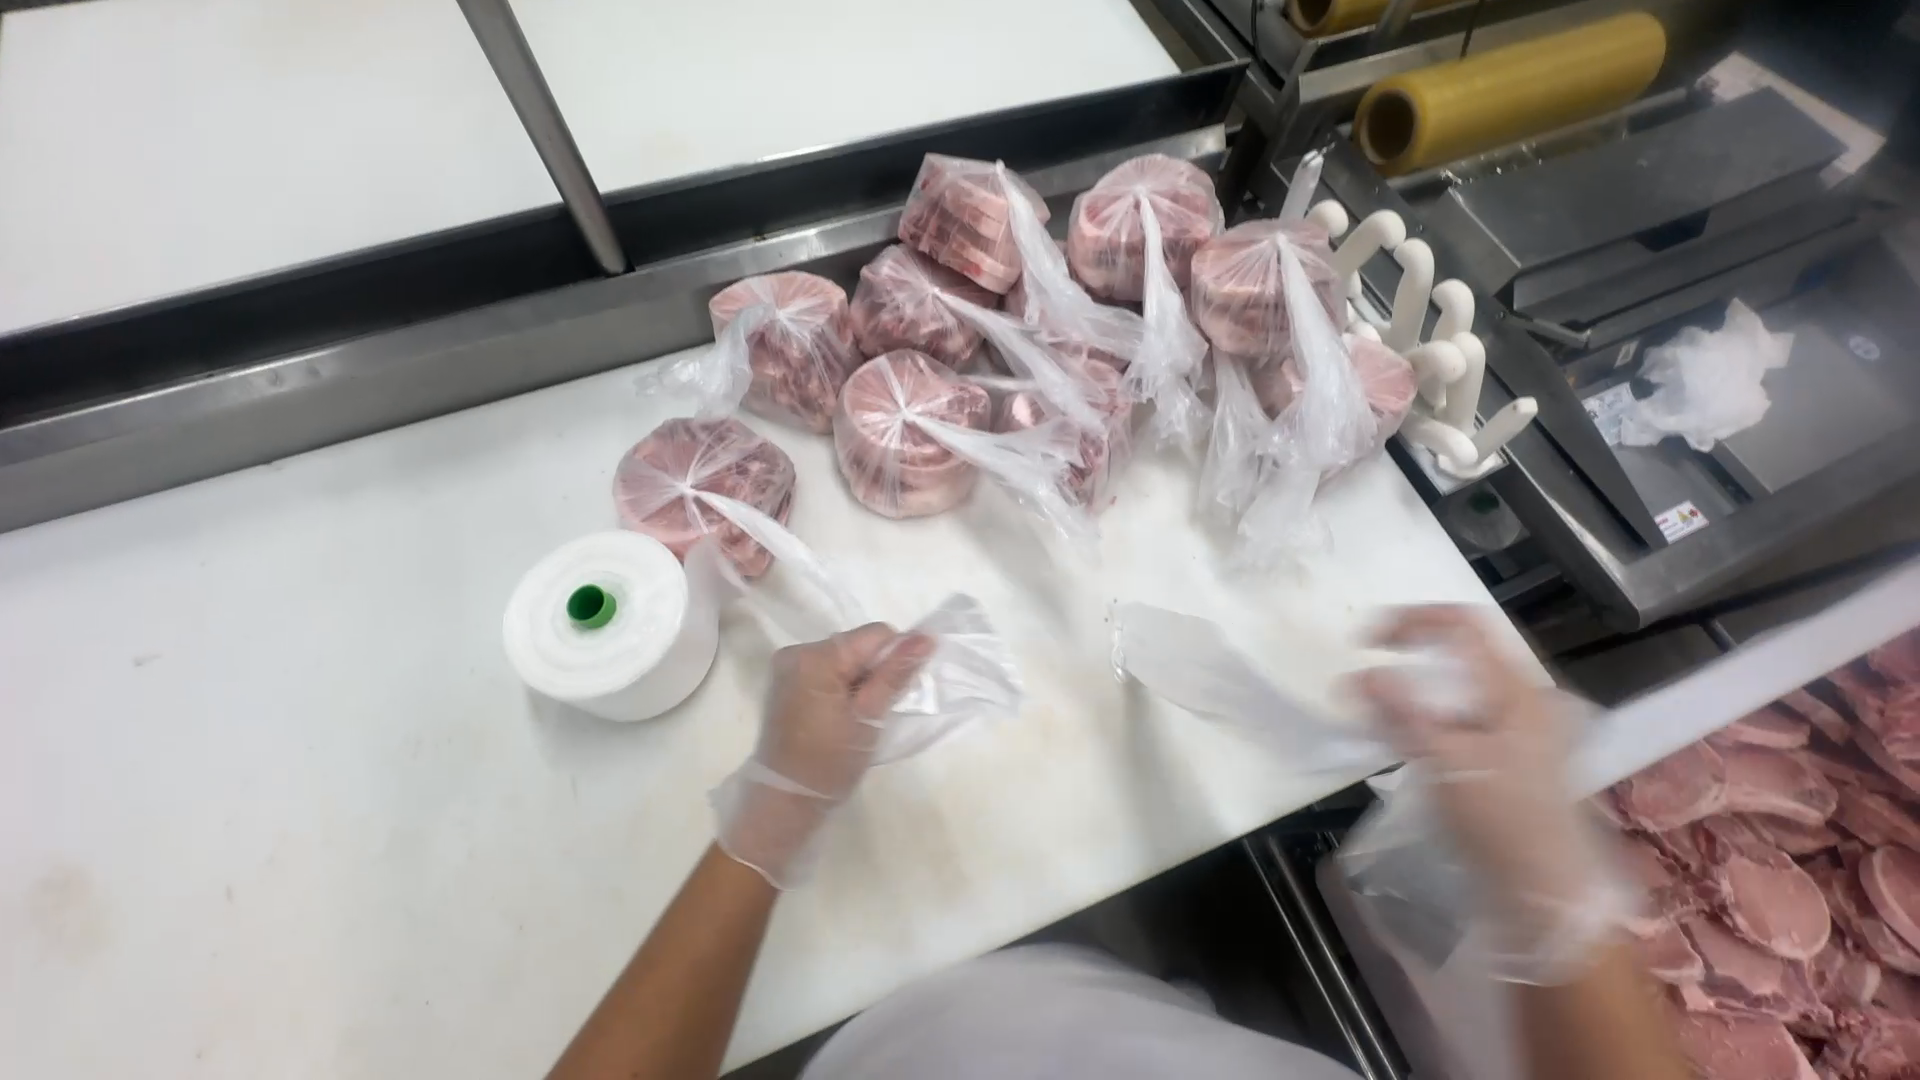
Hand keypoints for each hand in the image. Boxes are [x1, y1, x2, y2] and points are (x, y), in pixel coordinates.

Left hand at [712, 624, 933, 887]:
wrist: (785, 801)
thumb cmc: (829, 763)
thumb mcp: (869, 718)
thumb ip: (896, 673)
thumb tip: (926, 637)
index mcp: (816, 658)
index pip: (876, 635)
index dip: (894, 659)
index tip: (893, 695)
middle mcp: (797, 651)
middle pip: (858, 643)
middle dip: (875, 670)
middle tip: (874, 711)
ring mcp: (788, 665)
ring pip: (846, 655)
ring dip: (860, 678)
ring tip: (857, 715)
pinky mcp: (787, 680)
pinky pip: (828, 667)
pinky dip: (842, 684)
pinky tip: (841, 713)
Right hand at [1353, 606, 1602, 938]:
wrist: (1548, 890)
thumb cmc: (1499, 822)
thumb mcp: (1442, 763)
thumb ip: (1400, 712)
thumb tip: (1360, 673)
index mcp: (1516, 690)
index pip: (1462, 623)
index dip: (1410, 620)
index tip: (1366, 642)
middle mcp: (1528, 697)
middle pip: (1465, 646)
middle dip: (1412, 648)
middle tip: (1373, 664)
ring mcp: (1529, 723)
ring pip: (1466, 676)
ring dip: (1421, 676)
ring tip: (1385, 698)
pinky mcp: (1520, 749)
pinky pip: (1470, 703)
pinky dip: (1435, 702)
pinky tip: (1413, 730)